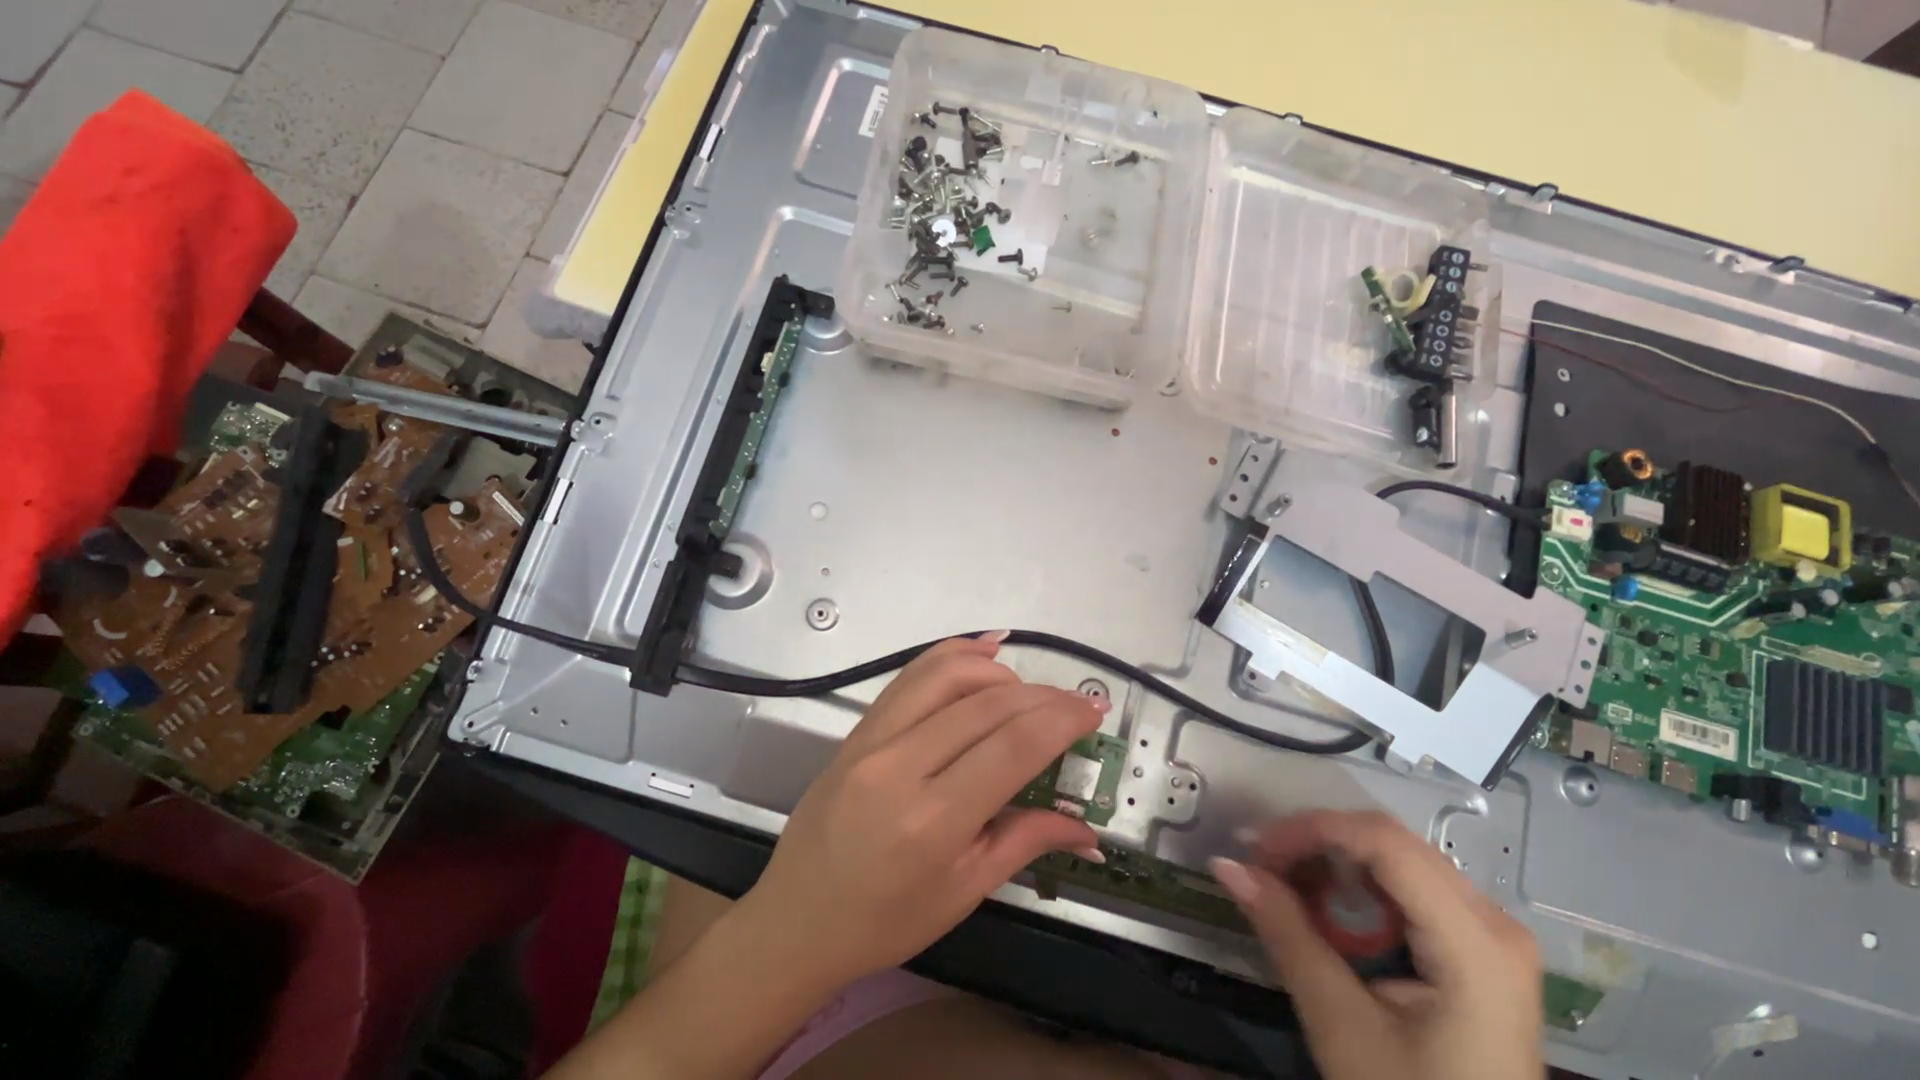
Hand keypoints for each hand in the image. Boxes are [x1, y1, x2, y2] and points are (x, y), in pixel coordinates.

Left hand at [731, 633, 1107, 990]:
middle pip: (986, 704)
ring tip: (1030, 689)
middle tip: (1076, 704)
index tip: (1093, 712)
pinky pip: (907, 679)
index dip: (1062, 719)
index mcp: (932, 820)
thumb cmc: (883, 924)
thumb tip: (1088, 829)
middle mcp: (899, 767)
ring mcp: (870, 742)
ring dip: (997, 671)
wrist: (796, 922)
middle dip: (1042, 696)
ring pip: (944, 675)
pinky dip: (949, 658)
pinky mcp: (854, 732)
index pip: (1013, 745)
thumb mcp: (963, 893)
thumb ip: (1025, 843)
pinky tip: (982, 654)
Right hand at [1212, 811, 1542, 1079]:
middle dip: (1318, 846)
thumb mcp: (1342, 1025)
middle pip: (1394, 847)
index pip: (1385, 843)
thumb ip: (1287, 936)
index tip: (1253, 847)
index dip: (1313, 829)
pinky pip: (1414, 895)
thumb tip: (1227, 867)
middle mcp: (1495, 922)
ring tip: (1283, 890)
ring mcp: (1494, 937)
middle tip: (1259, 868)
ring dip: (1336, 868)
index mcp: (1475, 941)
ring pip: (1401, 865)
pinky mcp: (1481, 954)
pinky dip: (1361, 895)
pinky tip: (1325, 915)